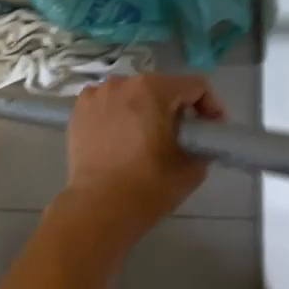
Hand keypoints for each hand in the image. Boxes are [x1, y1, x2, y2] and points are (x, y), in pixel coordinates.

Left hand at [63, 75, 222, 243]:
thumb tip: (198, 139)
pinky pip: (107, 103)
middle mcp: (121, 82)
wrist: (99, 205)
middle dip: (175, 107)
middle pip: (160, 87)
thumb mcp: (192, 167)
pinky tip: (120, 138)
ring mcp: (95, 94)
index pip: (194, 85)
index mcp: (152, 89)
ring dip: (145, 109)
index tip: (211, 129)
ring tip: (148, 137)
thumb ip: (203, 144)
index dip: (210, 105)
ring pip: (131, 94)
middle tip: (182, 135)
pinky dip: (118, 114)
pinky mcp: (78, 110)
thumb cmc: (149, 185)